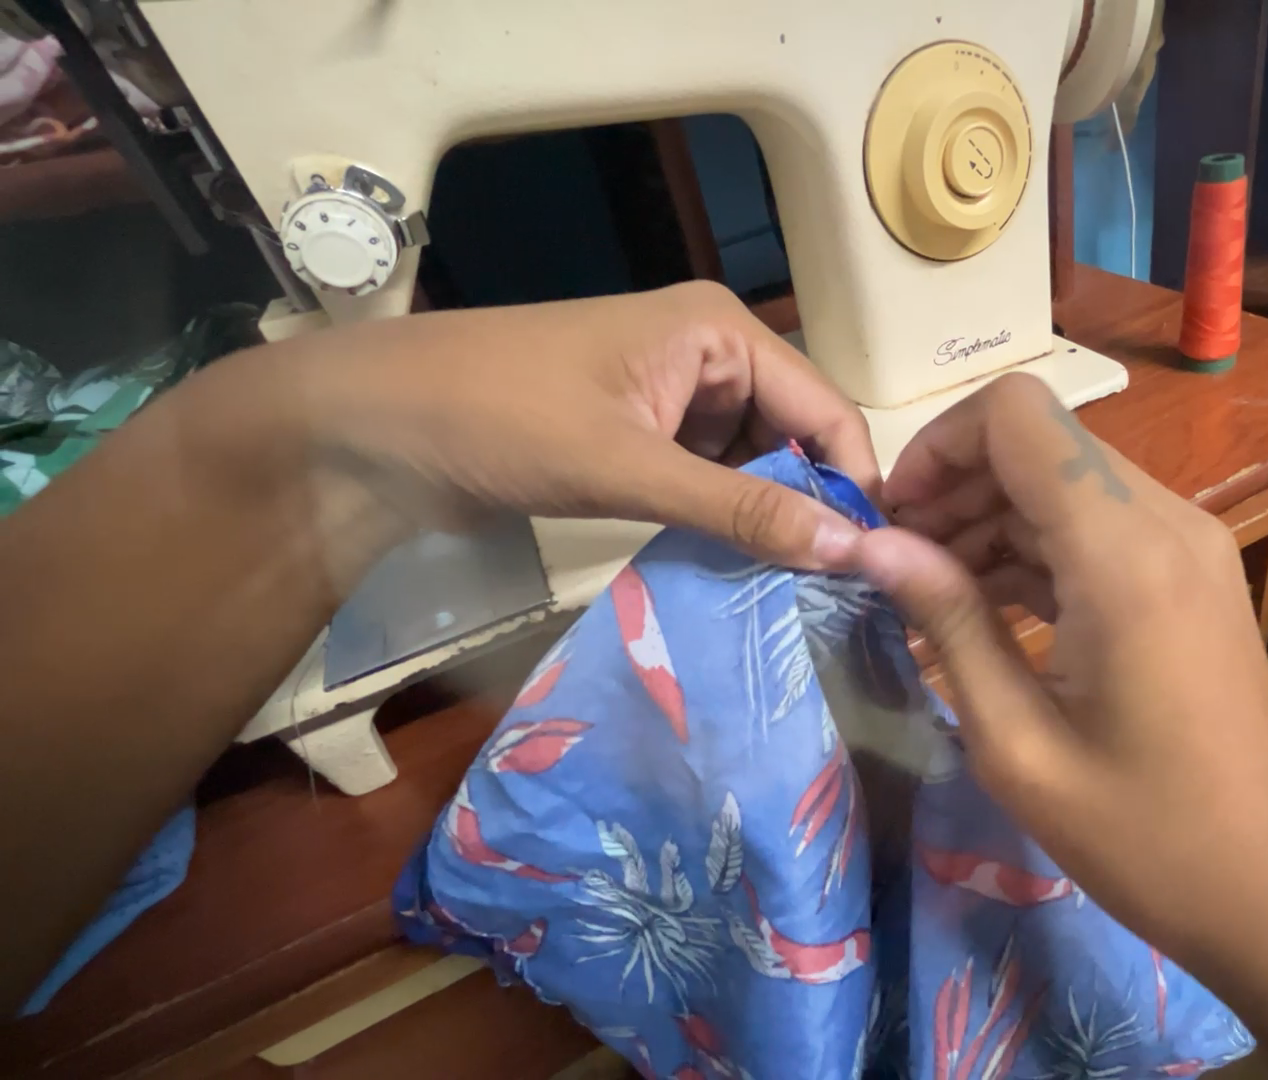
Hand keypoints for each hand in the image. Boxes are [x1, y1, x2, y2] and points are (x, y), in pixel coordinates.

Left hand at [275, 280, 875, 568]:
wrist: (363, 428)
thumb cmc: (497, 419)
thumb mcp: (629, 468)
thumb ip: (743, 509)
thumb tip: (848, 549)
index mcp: (723, 332)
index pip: (826, 410)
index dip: (853, 483)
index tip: (873, 559)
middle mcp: (716, 354)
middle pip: (799, 436)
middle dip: (813, 504)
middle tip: (834, 584)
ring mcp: (684, 394)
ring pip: (763, 461)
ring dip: (773, 517)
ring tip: (793, 582)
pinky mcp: (655, 431)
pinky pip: (721, 476)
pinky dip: (733, 517)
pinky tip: (741, 562)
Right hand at [851, 373, 1267, 955]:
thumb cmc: (1143, 837)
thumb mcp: (1017, 742)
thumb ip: (948, 621)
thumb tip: (874, 543)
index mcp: (1124, 555)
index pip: (1017, 415)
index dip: (938, 446)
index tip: (892, 519)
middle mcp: (1166, 522)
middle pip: (1038, 442)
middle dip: (955, 486)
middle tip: (897, 565)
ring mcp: (1187, 544)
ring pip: (1063, 481)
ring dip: (989, 518)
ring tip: (932, 594)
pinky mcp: (1190, 573)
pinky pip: (1095, 525)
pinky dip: (1033, 547)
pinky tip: (987, 607)